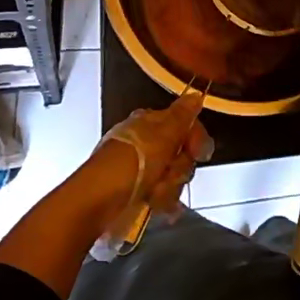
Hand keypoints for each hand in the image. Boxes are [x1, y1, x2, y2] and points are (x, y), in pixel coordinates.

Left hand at [72, 90, 213, 238]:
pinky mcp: (139, 191)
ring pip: (174, 176)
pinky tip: (157, 206)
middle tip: (167, 173)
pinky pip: (163, 195)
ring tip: (154, 193)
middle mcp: (147, 143)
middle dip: (180, 168)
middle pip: (182, 154)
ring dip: (169, 187)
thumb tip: (196, 94)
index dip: (196, 139)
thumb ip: (183, 115)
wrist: (99, 200)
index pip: (185, 125)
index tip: (200, 152)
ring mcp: (143, 168)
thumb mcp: (162, 134)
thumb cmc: (133, 162)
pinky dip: (162, 201)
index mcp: (150, 123)